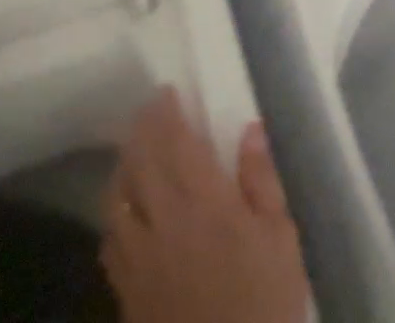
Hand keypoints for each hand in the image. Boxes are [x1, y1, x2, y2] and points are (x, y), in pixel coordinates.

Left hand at [100, 89, 310, 322]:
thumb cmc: (266, 301)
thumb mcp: (282, 238)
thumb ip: (262, 182)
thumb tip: (250, 131)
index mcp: (207, 205)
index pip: (179, 146)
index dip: (169, 116)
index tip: (167, 93)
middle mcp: (164, 222)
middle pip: (142, 164)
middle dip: (142, 130)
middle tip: (147, 109)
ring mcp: (139, 257)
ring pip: (118, 197)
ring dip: (123, 165)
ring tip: (133, 149)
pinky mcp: (127, 287)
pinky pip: (111, 237)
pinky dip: (115, 210)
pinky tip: (124, 209)